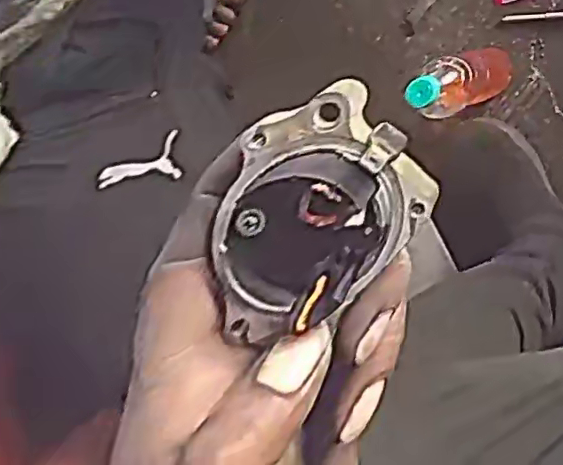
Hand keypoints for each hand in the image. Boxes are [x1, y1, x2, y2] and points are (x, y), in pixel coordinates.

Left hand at [111, 139, 409, 464]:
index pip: (198, 250)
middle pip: (298, 262)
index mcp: (183, 367)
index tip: (273, 138)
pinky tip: (358, 403)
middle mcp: (234, 357)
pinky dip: (379, 356)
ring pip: (345, 296)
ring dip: (375, 320)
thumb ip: (245, 425)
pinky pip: (366, 340)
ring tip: (361, 375)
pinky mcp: (322, 388)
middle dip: (351, 264)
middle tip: (371, 294)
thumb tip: (301, 345)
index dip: (230, 185)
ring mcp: (282, 373)